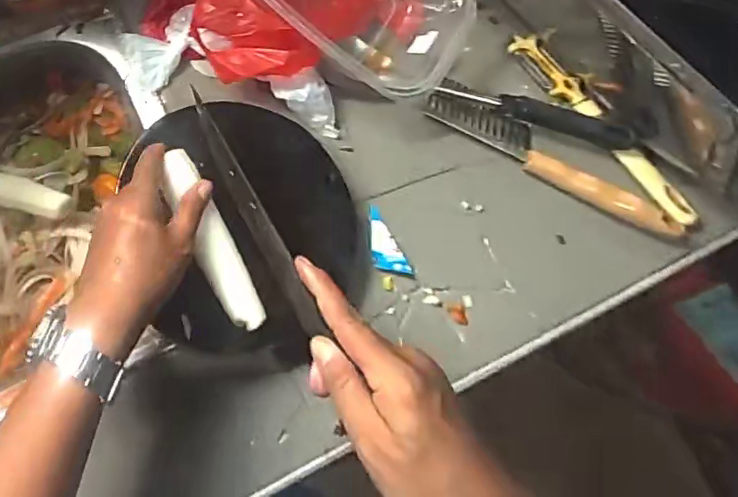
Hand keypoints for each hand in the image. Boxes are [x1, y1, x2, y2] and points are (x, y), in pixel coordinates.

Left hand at [66, 143, 211, 357]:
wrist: (103, 315)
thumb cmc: (147, 278)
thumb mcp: (179, 246)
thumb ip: (192, 210)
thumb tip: (204, 183)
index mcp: (137, 197)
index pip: (147, 161)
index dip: (158, 152)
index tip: (168, 150)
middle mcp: (116, 200)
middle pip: (138, 182)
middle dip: (156, 183)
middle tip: (176, 194)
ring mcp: (102, 218)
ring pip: (127, 200)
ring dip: (143, 202)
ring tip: (162, 221)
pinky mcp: (95, 235)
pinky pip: (118, 215)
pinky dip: (132, 217)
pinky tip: (142, 240)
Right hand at [297, 257, 524, 496]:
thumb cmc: (427, 482)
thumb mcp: (372, 442)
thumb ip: (343, 388)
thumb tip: (321, 345)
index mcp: (396, 373)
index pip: (348, 321)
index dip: (322, 289)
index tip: (304, 263)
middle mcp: (413, 360)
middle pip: (357, 341)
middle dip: (334, 360)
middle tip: (323, 397)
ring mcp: (426, 368)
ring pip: (372, 356)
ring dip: (355, 375)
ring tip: (356, 419)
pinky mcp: (432, 380)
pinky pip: (389, 367)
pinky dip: (374, 381)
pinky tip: (378, 415)